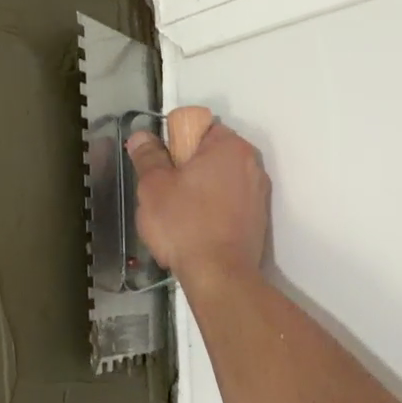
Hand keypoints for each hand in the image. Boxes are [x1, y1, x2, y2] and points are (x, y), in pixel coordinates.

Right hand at [126, 117, 270, 289]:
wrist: (219, 275)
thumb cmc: (184, 225)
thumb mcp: (154, 187)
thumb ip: (148, 157)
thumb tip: (142, 136)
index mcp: (229, 146)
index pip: (199, 127)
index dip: (175, 144)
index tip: (161, 168)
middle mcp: (251, 164)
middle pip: (211, 155)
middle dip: (187, 170)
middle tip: (165, 195)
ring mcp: (259, 193)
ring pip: (220, 182)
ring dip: (200, 192)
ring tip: (179, 218)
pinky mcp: (259, 220)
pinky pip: (230, 205)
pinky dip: (213, 212)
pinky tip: (196, 233)